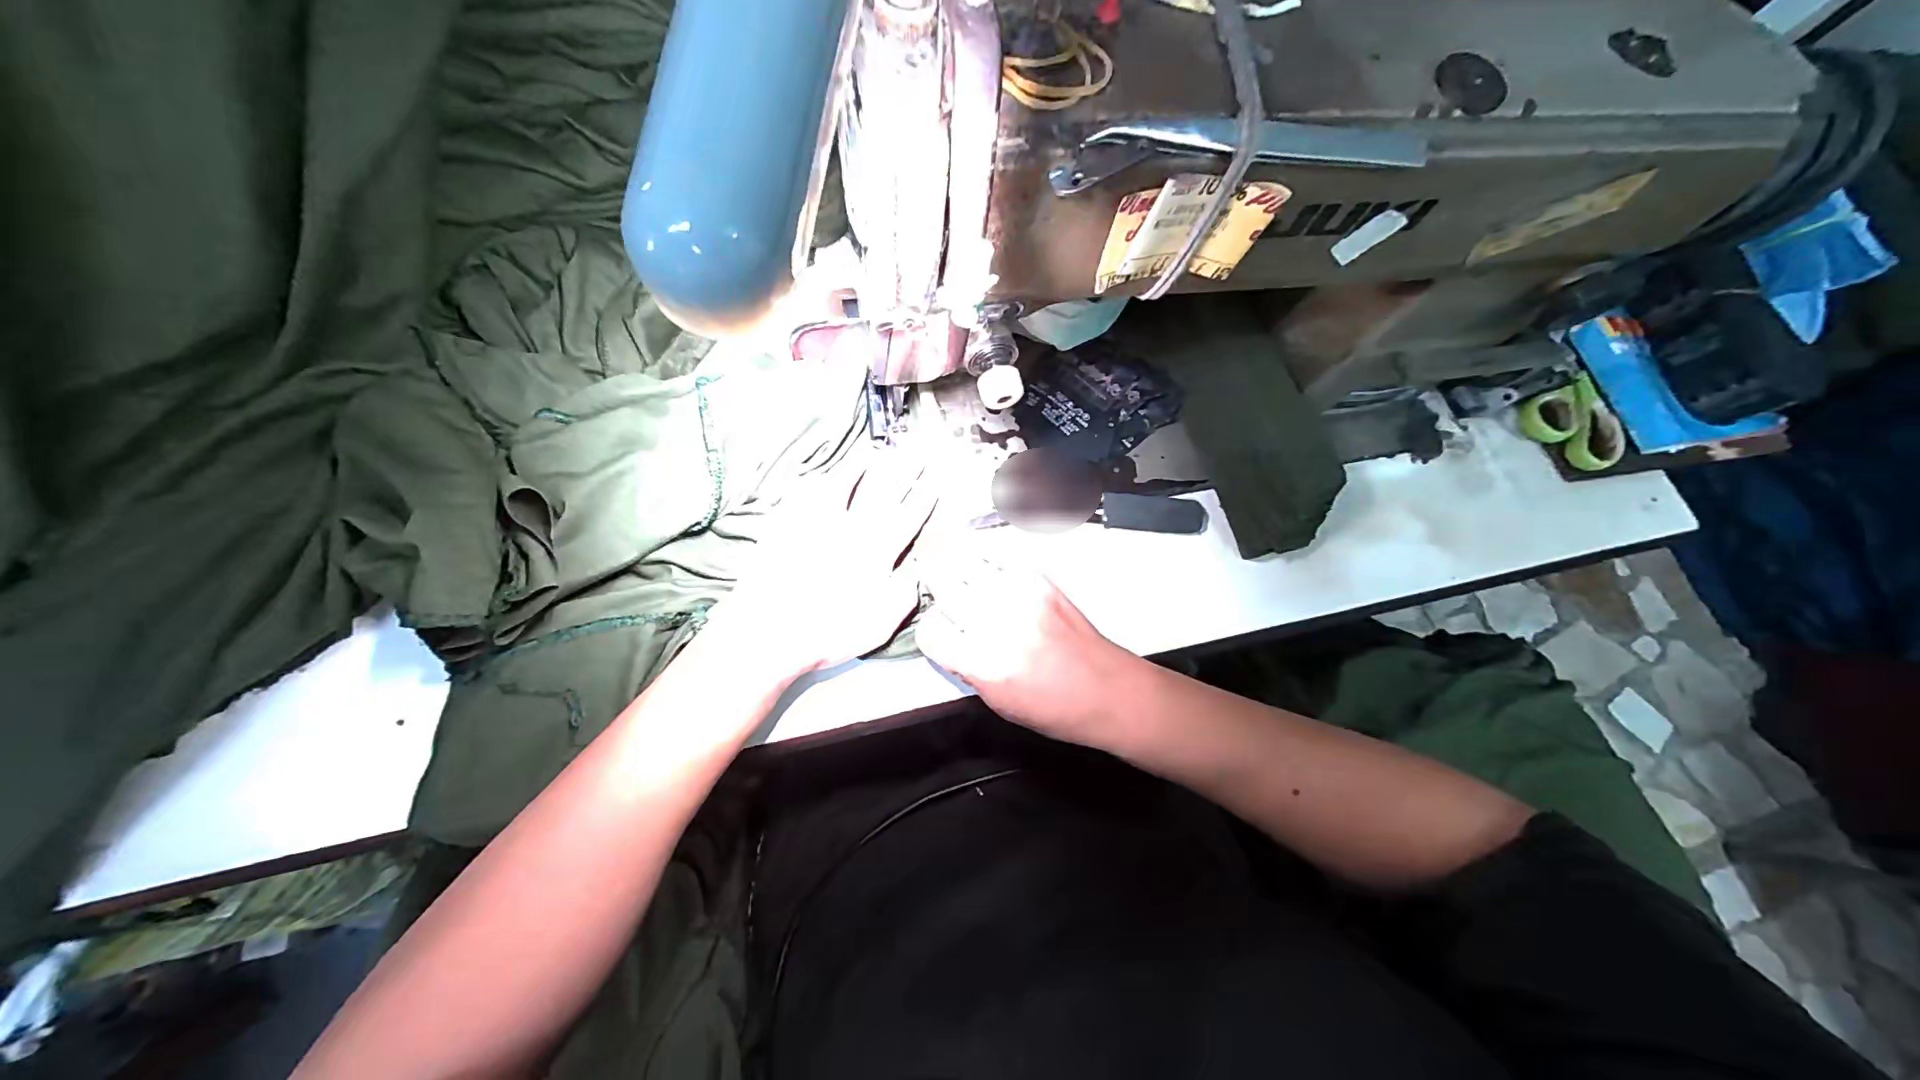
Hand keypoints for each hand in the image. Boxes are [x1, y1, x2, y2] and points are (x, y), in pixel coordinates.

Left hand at [705, 451, 935, 678]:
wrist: (771, 627)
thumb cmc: (831, 630)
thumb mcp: (882, 621)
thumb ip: (903, 592)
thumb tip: (916, 573)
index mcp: (879, 551)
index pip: (909, 517)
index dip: (924, 497)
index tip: (935, 478)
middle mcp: (852, 528)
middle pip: (883, 492)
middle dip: (904, 471)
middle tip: (916, 451)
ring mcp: (817, 521)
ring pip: (844, 484)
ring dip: (862, 467)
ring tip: (876, 452)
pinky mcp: (786, 523)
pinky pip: (806, 493)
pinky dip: (818, 481)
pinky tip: (821, 475)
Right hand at [918, 555, 1142, 748]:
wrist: (1107, 690)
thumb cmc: (1059, 707)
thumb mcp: (999, 703)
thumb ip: (966, 667)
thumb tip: (947, 638)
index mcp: (983, 664)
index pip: (930, 629)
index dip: (933, 631)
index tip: (941, 633)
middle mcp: (998, 625)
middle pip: (941, 581)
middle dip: (938, 589)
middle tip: (944, 595)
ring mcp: (1020, 597)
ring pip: (964, 559)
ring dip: (959, 569)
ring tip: (965, 581)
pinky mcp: (1039, 581)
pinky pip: (997, 556)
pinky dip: (988, 563)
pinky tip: (992, 575)